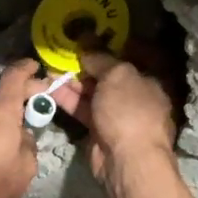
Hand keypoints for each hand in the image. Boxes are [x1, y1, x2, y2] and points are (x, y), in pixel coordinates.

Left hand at [0, 59, 41, 197]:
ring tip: (14, 132)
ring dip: (1, 116)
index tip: (36, 68)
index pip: (13, 77)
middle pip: (0, 95)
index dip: (27, 69)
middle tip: (33, 109)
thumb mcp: (25, 168)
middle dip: (19, 97)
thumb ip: (29, 145)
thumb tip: (24, 135)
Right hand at [52, 49, 178, 179]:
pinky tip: (49, 88)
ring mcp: (115, 115)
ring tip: (49, 68)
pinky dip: (67, 99)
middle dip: (85, 64)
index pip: (128, 58)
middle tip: (62, 52)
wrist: (126, 159)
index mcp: (148, 79)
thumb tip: (87, 50)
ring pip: (91, 93)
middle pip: (106, 75)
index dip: (108, 47)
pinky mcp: (98, 130)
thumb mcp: (118, 75)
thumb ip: (101, 60)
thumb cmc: (129, 110)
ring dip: (71, 81)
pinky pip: (81, 110)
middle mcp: (133, 95)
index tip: (86, 38)